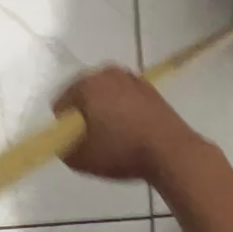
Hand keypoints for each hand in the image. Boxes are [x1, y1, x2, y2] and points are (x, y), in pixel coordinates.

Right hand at [53, 64, 203, 183]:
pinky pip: (125, 96)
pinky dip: (123, 108)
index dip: (64, 125)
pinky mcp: (149, 87)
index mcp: (86, 84)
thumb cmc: (121, 151)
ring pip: (106, 93)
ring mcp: (131, 77)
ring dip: (104, 109)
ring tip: (112, 135)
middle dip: (84, 112)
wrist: (170, 150)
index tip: (75, 141)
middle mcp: (107, 72)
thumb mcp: (80, 159)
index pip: (62, 102)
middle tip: (91, 138)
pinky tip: (130, 129)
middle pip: (84, 93)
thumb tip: (63, 141)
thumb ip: (62, 147)